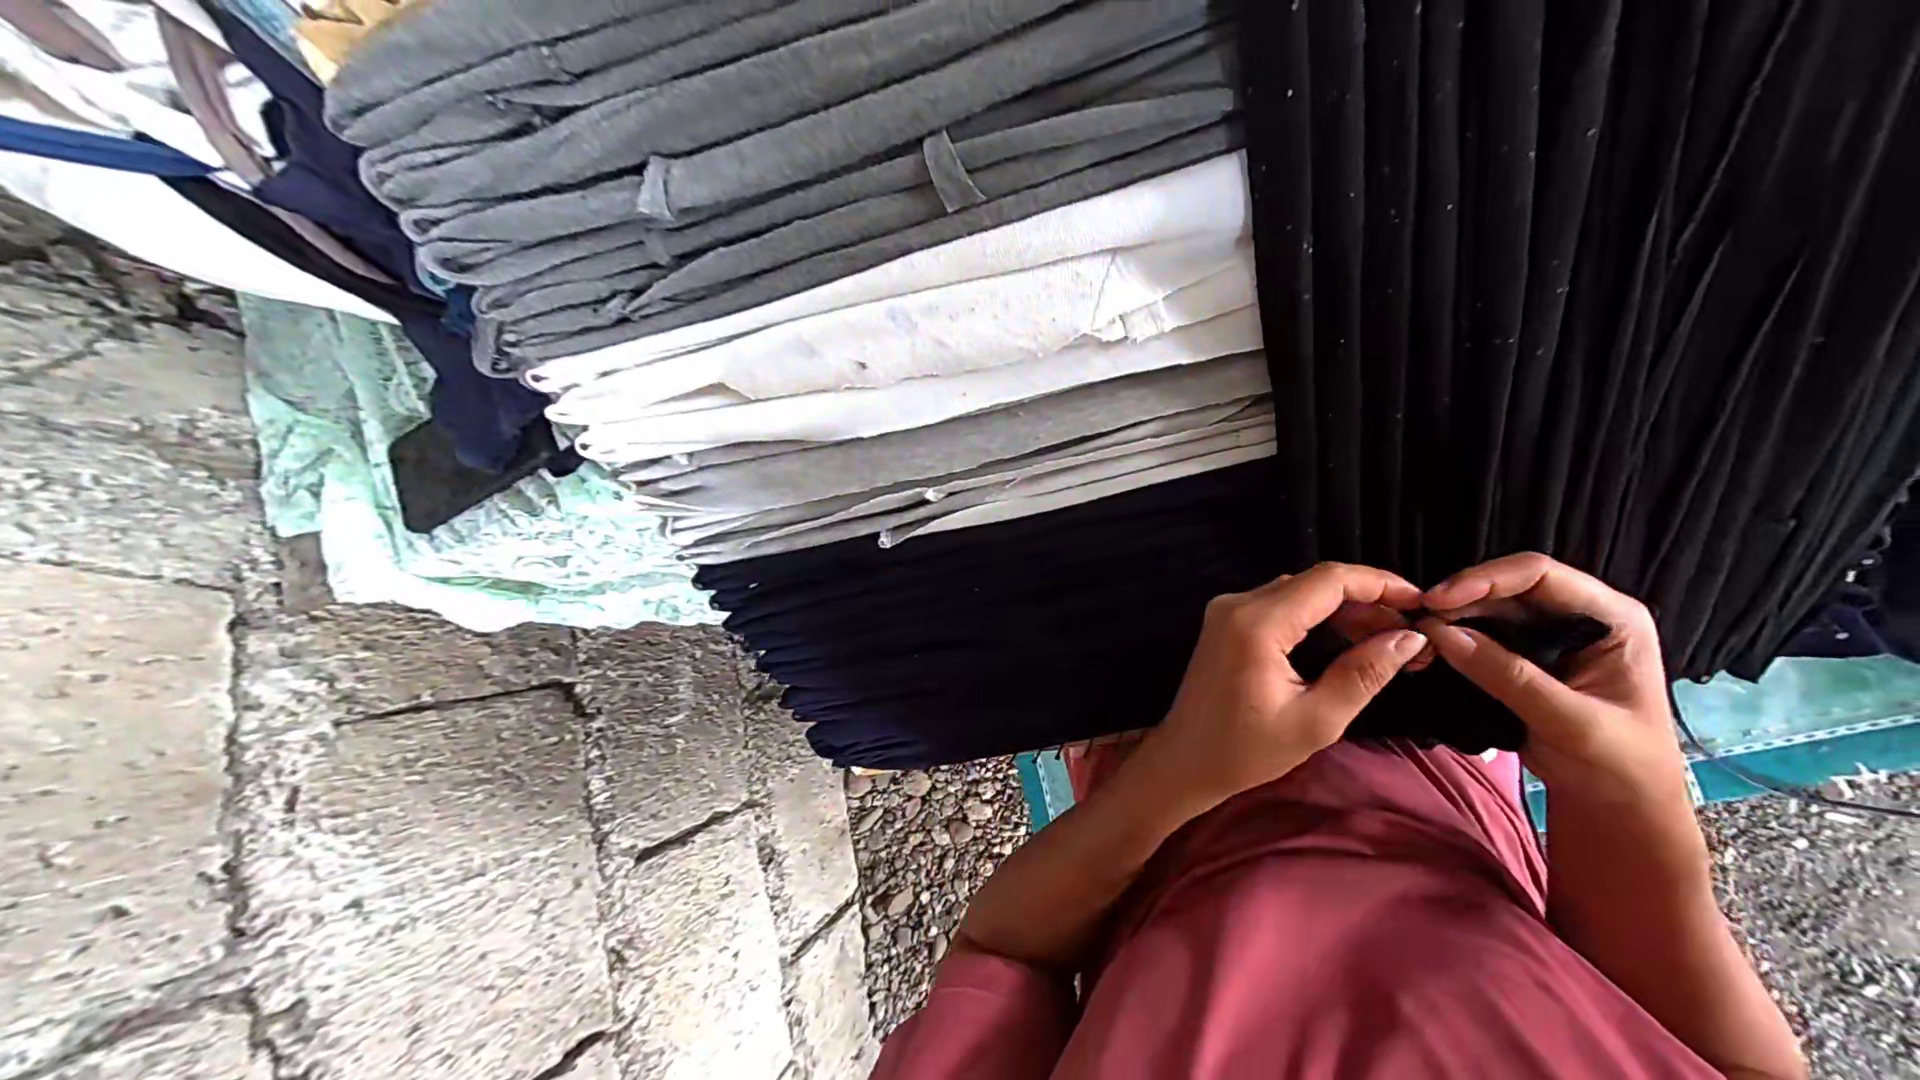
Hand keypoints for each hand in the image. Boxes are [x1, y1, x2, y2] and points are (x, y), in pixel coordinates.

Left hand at [1146, 563, 1428, 806]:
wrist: (1185, 759)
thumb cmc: (1245, 750)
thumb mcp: (1316, 720)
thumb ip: (1364, 673)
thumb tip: (1410, 638)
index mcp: (1256, 624)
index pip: (1327, 580)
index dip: (1379, 583)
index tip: (1421, 602)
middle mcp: (1237, 604)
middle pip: (1313, 583)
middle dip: (1367, 602)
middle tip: (1410, 636)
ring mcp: (1226, 610)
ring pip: (1298, 592)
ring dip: (1344, 609)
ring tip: (1388, 642)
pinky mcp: (1225, 621)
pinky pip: (1279, 605)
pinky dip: (1316, 616)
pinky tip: (1348, 641)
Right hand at [1418, 552, 1689, 806]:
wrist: (1617, 804)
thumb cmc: (1617, 764)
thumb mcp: (1570, 722)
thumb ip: (1509, 676)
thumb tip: (1441, 634)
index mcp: (1611, 618)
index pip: (1540, 575)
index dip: (1485, 580)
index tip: (1437, 601)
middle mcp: (1577, 616)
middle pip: (1505, 588)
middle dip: (1458, 600)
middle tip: (1417, 619)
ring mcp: (1546, 634)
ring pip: (1486, 608)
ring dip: (1449, 619)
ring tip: (1417, 636)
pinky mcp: (1520, 654)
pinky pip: (1477, 633)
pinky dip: (1449, 638)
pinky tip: (1427, 648)